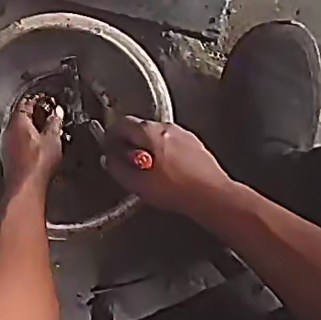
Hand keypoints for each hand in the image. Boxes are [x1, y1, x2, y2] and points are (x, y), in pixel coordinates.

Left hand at [1, 96, 63, 202]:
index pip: (25, 103)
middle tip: (46, 111)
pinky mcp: (10, 158)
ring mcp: (7, 146)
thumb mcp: (52, 139)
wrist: (25, 188)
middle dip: (33, 112)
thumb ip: (54, 123)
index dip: (36, 99)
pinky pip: (18, 142)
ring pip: (19, 129)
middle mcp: (8, 132)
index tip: (44, 99)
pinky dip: (28, 139)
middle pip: (20, 115)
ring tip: (45, 127)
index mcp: (17, 123)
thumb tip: (56, 114)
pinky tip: (37, 144)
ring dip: (31, 126)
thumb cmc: (36, 164)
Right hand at [103, 117, 237, 219]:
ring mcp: (183, 134)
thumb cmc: (176, 189)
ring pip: (157, 136)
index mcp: (150, 132)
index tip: (109, 147)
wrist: (211, 196)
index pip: (122, 124)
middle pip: (140, 128)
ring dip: (148, 149)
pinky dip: (164, 153)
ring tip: (147, 172)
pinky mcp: (195, 145)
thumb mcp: (136, 183)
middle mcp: (167, 128)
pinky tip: (166, 173)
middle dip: (130, 143)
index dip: (111, 136)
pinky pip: (172, 144)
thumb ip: (117, 168)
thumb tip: (110, 159)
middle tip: (125, 162)